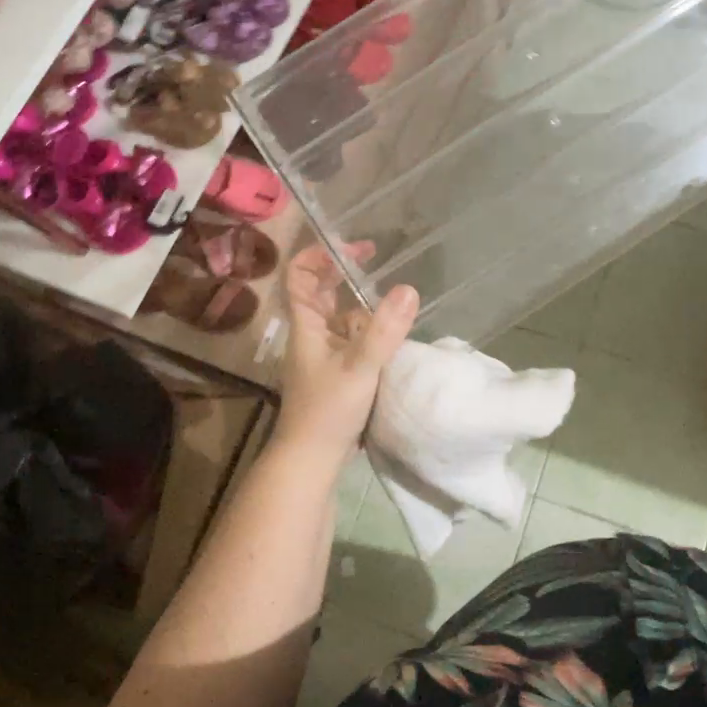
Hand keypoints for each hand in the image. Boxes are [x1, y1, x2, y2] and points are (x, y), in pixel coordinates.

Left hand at [275, 244, 418, 454]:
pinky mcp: (335, 374)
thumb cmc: (327, 411)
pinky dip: (368, 332)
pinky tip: (391, 338)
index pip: (298, 276)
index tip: (350, 248)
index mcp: (305, 326)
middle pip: (319, 293)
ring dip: (360, 305)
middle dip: (343, 274)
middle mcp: (310, 335)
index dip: (317, 255)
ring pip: (338, 318)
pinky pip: (350, 341)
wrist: (311, 459)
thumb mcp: (359, 368)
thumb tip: (408, 289)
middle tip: (375, 261)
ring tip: (391, 299)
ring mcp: (322, 356)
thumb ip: (384, 331)